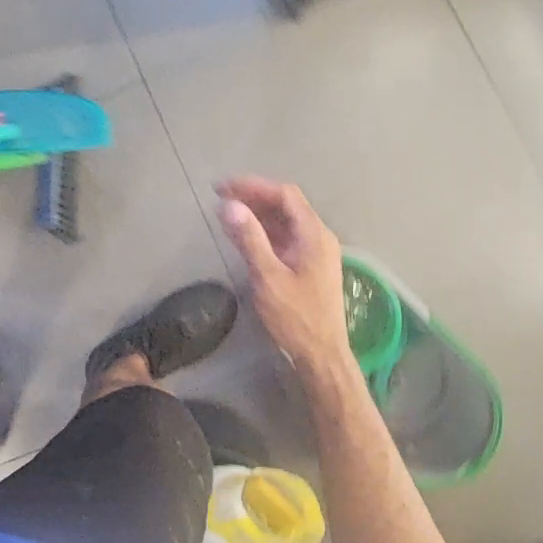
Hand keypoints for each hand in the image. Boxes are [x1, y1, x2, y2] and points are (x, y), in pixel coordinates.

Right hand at [216, 176, 350, 377]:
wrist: (322, 357)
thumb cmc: (296, 317)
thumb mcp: (268, 277)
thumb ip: (249, 238)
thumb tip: (229, 205)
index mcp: (314, 235)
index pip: (284, 194)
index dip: (253, 186)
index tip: (224, 188)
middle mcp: (319, 237)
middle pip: (286, 204)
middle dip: (253, 196)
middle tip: (221, 197)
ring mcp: (315, 252)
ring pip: (285, 221)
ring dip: (257, 213)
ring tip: (227, 212)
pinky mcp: (308, 265)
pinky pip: (285, 237)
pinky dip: (263, 231)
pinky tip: (244, 235)